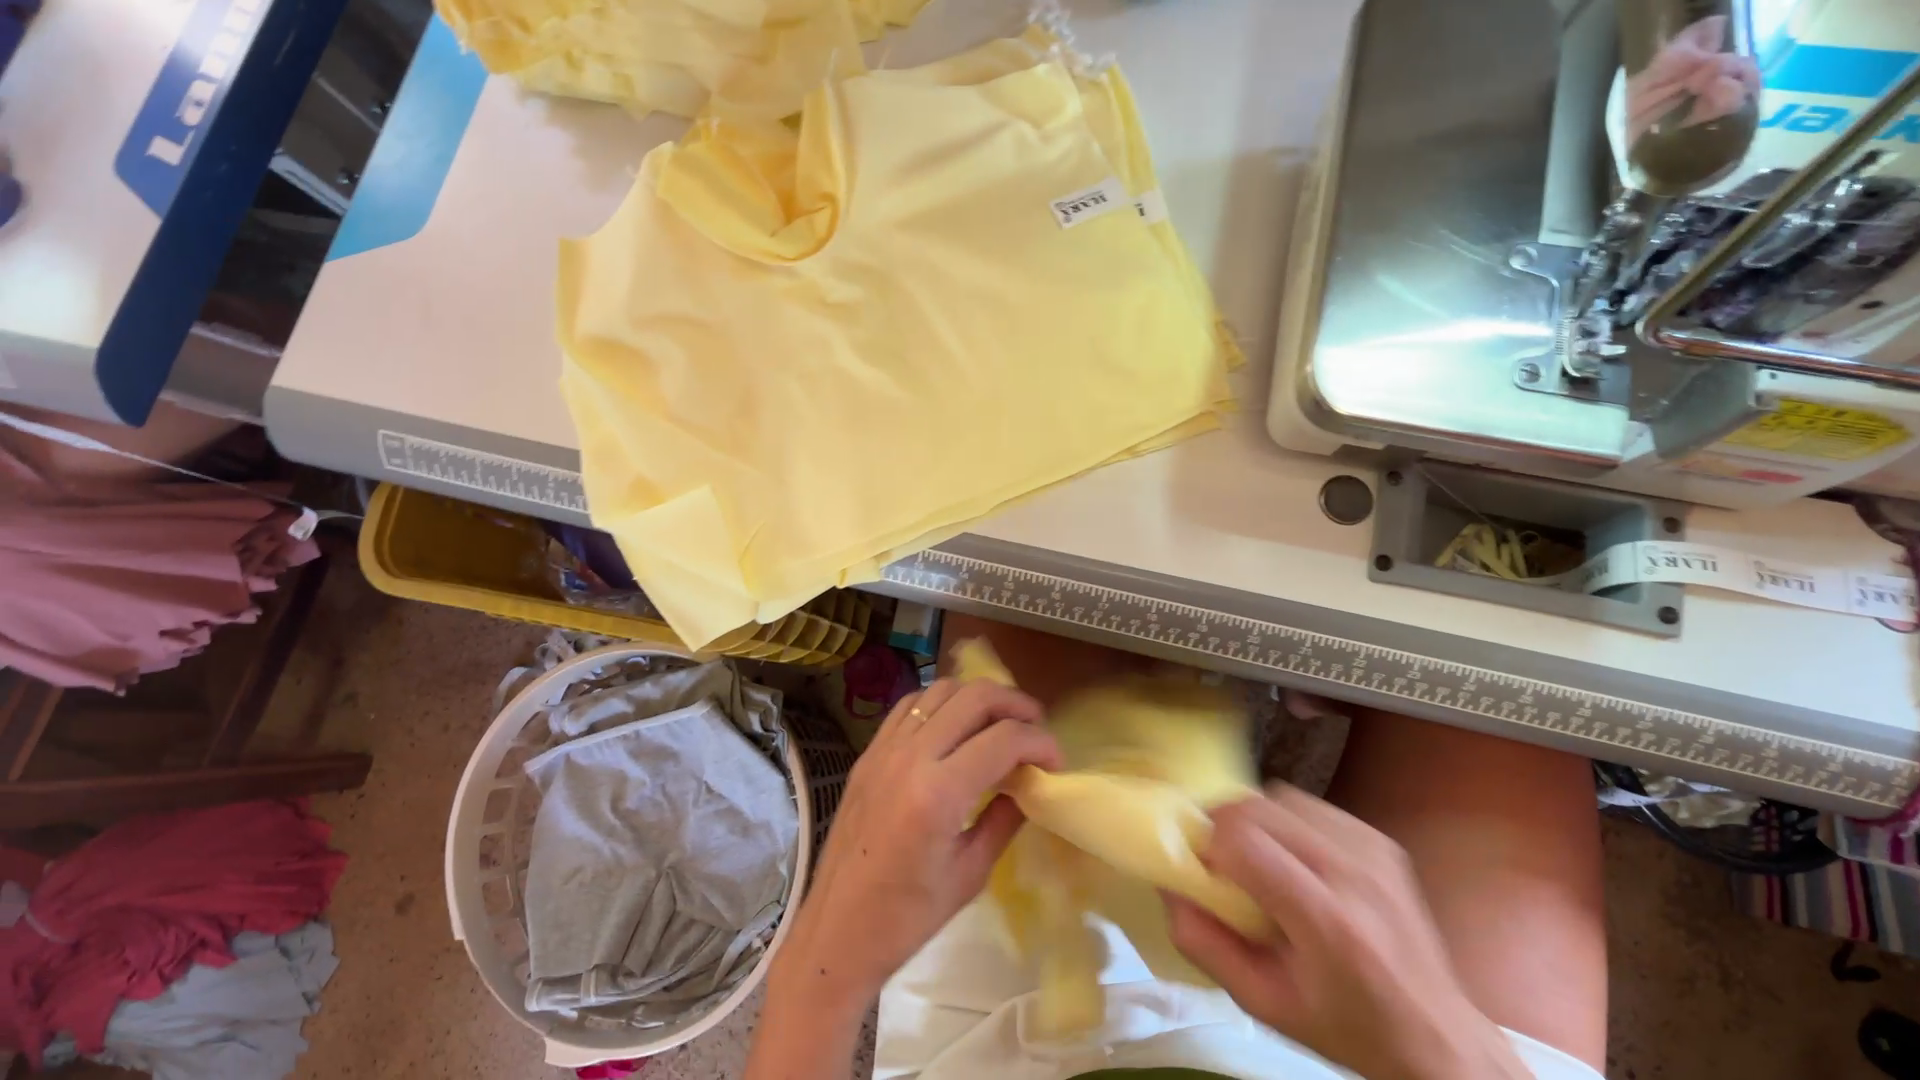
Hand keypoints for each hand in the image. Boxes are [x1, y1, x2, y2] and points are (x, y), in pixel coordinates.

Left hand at [771, 678, 1060, 1009]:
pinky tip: (955, 728)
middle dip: (1016, 704)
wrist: (837, 931)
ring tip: (1000, 723)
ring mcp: (883, 751)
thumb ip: (1005, 819)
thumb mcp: (971, 873)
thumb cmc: (908, 916)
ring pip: (939, 690)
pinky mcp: (867, 755)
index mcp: (939, 793)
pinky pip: (909, 707)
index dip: (1041, 743)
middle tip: (1036, 728)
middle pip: (974, 697)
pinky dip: (940, 704)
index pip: (1005, 739)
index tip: (1056, 763)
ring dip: (978, 698)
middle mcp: (909, 758)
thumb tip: (1029, 785)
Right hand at [1167, 786, 1530, 1079]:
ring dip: (1254, 821)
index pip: (1245, 840)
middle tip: (1219, 864)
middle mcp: (1353, 871)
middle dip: (1223, 826)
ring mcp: (1372, 849)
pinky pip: (1309, 806)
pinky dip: (1285, 822)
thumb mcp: (1260, 1002)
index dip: (1208, 846)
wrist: (1434, 1034)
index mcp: (1326, 920)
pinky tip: (1292, 860)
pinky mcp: (1379, 840)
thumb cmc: (1341, 1026)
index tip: (1202, 872)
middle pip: (1258, 807)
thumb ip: (1203, 942)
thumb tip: (1168, 883)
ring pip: (1281, 796)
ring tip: (1256, 862)